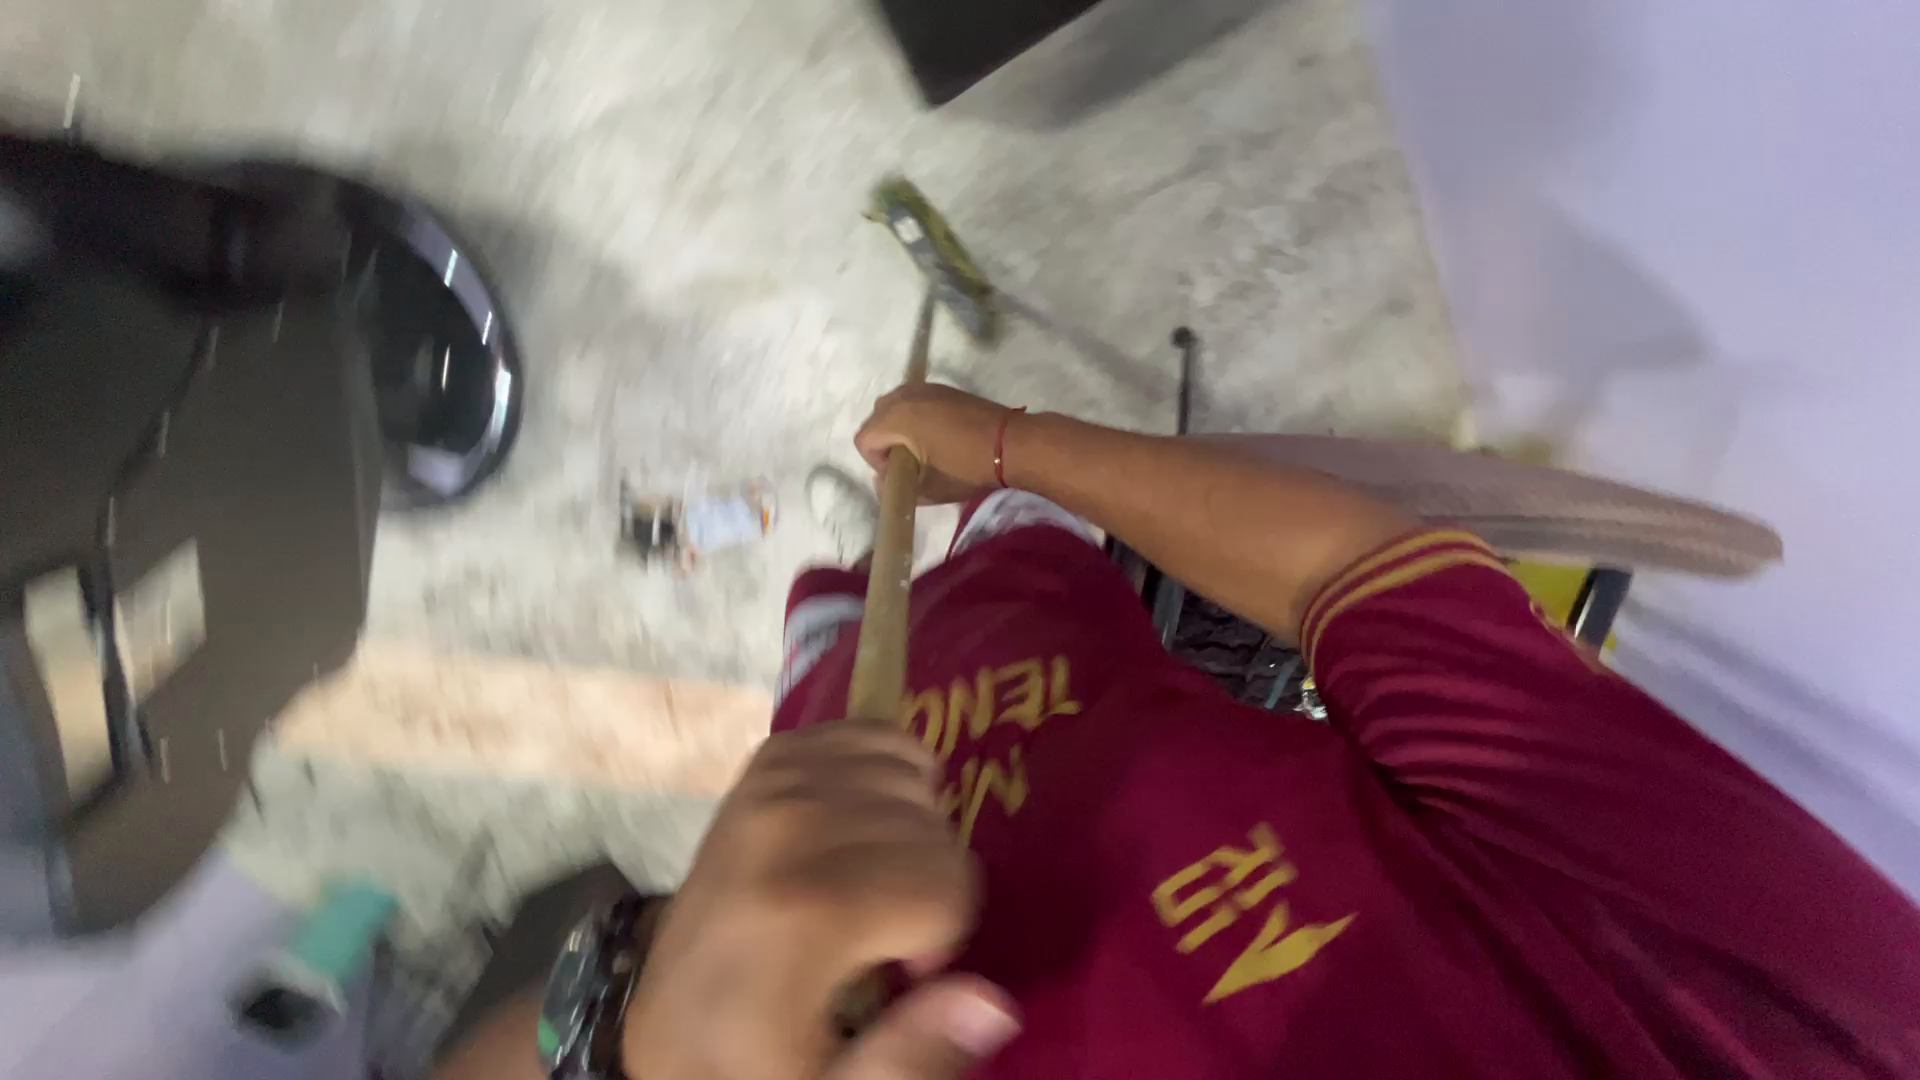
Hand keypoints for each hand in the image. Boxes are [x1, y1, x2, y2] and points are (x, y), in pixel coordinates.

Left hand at [622, 721, 1019, 1079]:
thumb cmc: (749, 1058)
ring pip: (913, 776)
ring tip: (875, 875)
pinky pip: (875, 735)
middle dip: (930, 884)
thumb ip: (911, 1056)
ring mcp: (778, 778)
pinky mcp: (772, 754)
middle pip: (931, 827)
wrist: (665, 1012)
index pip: (943, 883)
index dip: (940, 936)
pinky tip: (869, 817)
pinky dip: (891, 772)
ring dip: (915, 828)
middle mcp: (791, 823)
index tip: (900, 969)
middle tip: (887, 929)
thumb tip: (994, 1002)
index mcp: (804, 912)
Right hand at [855, 386, 1019, 504]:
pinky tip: (938, 436)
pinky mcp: (943, 388)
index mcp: (896, 418)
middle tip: (909, 464)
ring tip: (922, 449)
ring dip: (899, 429)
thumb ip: (899, 490)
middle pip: (876, 419)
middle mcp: (905, 396)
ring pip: (894, 407)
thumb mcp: (930, 489)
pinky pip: (915, 401)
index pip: (864, 440)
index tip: (901, 475)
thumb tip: (884, 484)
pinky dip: (916, 417)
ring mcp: (925, 388)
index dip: (876, 463)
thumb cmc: (967, 467)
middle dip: (885, 443)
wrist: (1011, 444)